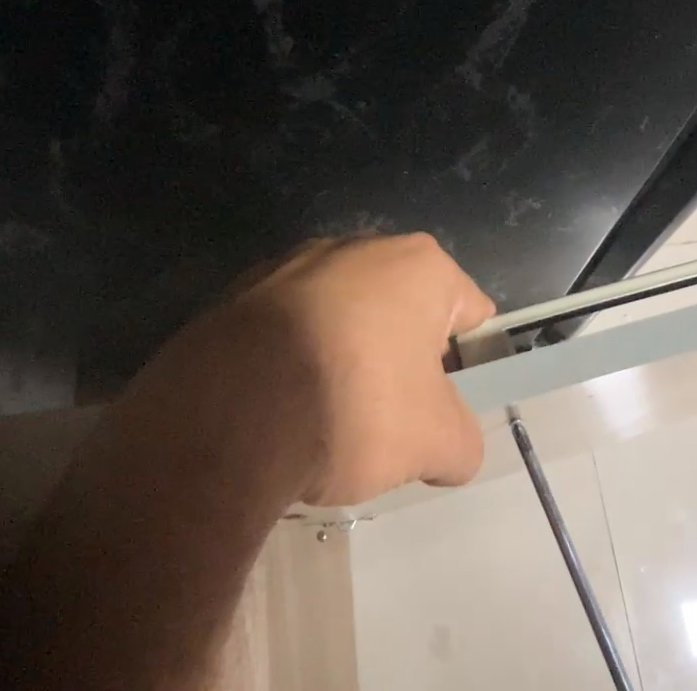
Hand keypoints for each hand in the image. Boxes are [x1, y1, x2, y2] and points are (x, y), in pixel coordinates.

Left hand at [163, 233, 495, 506]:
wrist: (228, 411)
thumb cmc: (356, 406)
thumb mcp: (439, 443)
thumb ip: (462, 443)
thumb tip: (449, 449)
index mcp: (419, 265)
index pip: (468, 308)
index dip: (464, 360)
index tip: (445, 402)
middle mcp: (356, 248)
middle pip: (399, 311)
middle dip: (399, 358)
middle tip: (390, 417)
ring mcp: (289, 264)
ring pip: (340, 318)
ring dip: (344, 357)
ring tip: (327, 417)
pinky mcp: (238, 293)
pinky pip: (286, 330)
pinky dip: (292, 359)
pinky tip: (280, 406)